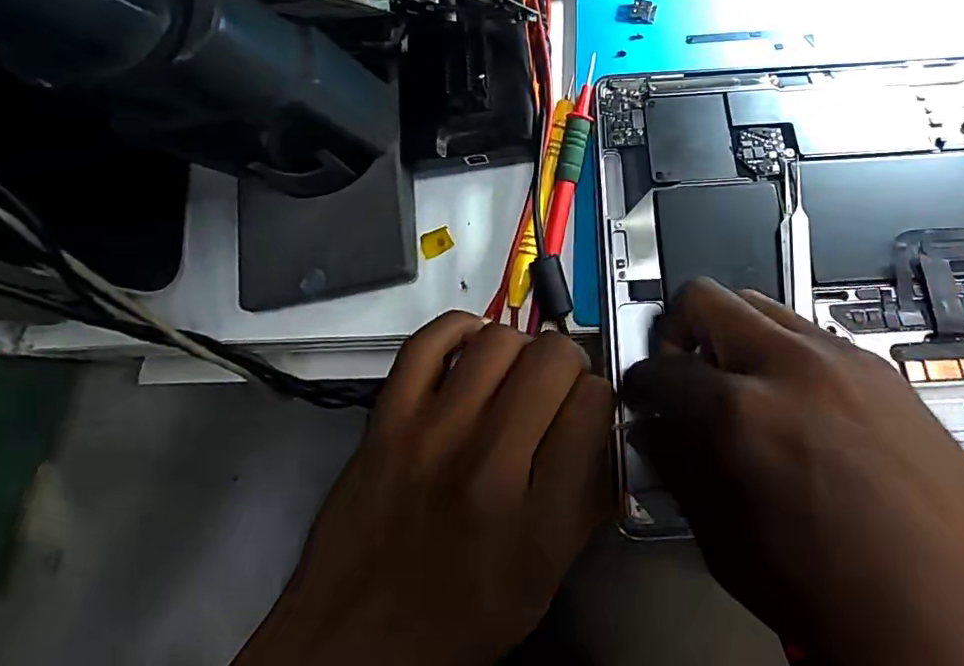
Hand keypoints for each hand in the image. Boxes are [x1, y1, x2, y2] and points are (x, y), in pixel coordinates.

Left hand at [235, 312, 613, 665]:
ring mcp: (430, 433)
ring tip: (514, 371)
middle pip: (551, 362)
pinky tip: (472, 344)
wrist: (358, 636)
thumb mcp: (546, 574)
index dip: (598, 398)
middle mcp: (486, 466)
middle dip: (567, 365)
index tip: (587, 407)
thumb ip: (588, 497)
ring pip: (497, 341)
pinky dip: (458, 329)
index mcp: (537, 520)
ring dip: (518, 347)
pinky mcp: (387, 416)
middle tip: (554, 386)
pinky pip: (428, 340)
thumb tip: (605, 422)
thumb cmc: (462, 611)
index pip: (593, 407)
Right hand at [621, 280, 963, 665]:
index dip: (641, 383)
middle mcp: (791, 367)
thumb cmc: (843, 599)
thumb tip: (655, 431)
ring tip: (736, 381)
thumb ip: (682, 471)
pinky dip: (780, 350)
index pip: (663, 368)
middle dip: (676, 330)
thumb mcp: (732, 547)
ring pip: (756, 302)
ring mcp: (840, 358)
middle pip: (702, 299)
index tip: (643, 393)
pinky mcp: (876, 365)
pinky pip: (806, 331)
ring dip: (730, 333)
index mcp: (746, 416)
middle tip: (680, 370)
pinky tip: (791, 398)